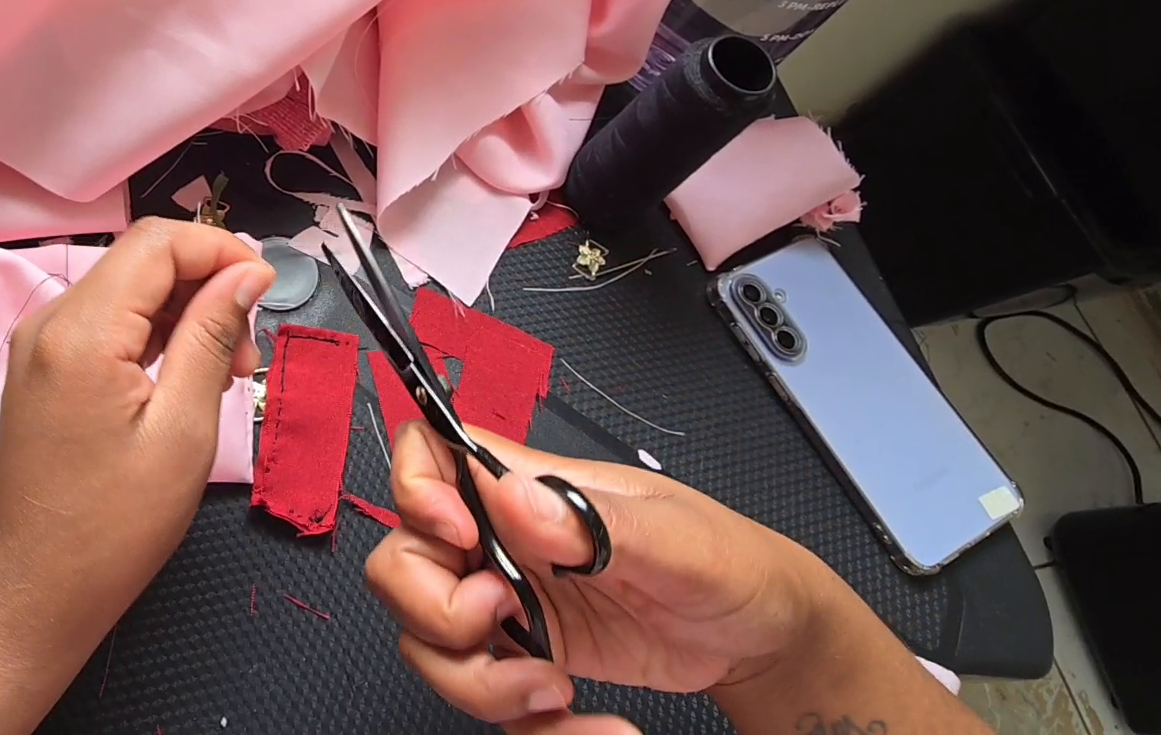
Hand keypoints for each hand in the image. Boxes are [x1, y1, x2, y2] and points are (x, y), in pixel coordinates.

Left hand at [0, 219, 274, 682]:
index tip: (266, 289)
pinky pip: (114, 321)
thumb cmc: (115, 527)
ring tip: (226, 370)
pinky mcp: (48, 366)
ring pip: (133, 288)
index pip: (159, 243)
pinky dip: (160, 332)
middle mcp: (52, 321)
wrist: (34, 598)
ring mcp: (44, 343)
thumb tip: (248, 273)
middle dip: (208, 283)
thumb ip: (213, 335)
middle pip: (145, 259)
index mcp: (82, 331)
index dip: (221, 250)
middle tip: (247, 350)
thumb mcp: (183, 429)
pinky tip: (189, 374)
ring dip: (188, 310)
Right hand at [365, 424, 832, 732]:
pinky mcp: (525, 657)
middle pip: (402, 560)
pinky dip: (523, 728)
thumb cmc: (723, 559)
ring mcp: (507, 600)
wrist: (758, 637)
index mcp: (524, 486)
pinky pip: (483, 697)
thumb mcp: (674, 539)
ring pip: (426, 640)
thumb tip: (511, 495)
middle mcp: (500, 538)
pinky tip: (585, 725)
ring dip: (478, 684)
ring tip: (553, 691)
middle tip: (507, 621)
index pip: (427, 453)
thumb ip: (593, 521)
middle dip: (437, 611)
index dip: (414, 489)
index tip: (460, 538)